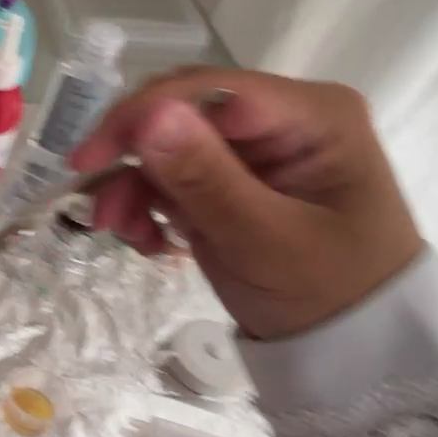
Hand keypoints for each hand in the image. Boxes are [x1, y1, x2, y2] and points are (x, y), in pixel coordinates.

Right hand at [70, 67, 422, 339]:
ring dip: (133, 190)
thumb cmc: (326, 291)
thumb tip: (149, 115)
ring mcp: (251, 153)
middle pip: (179, 114)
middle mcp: (278, 120)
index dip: (141, 117)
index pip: (209, 91)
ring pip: (164, 148)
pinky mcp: (227, 184)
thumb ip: (206, 177)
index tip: (88, 162)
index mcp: (310, 114)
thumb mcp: (263, 238)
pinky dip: (147, 208)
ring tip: (127, 237)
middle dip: (132, 159)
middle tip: (99, 210)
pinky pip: (167, 179)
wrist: (349, 345)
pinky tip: (151, 244)